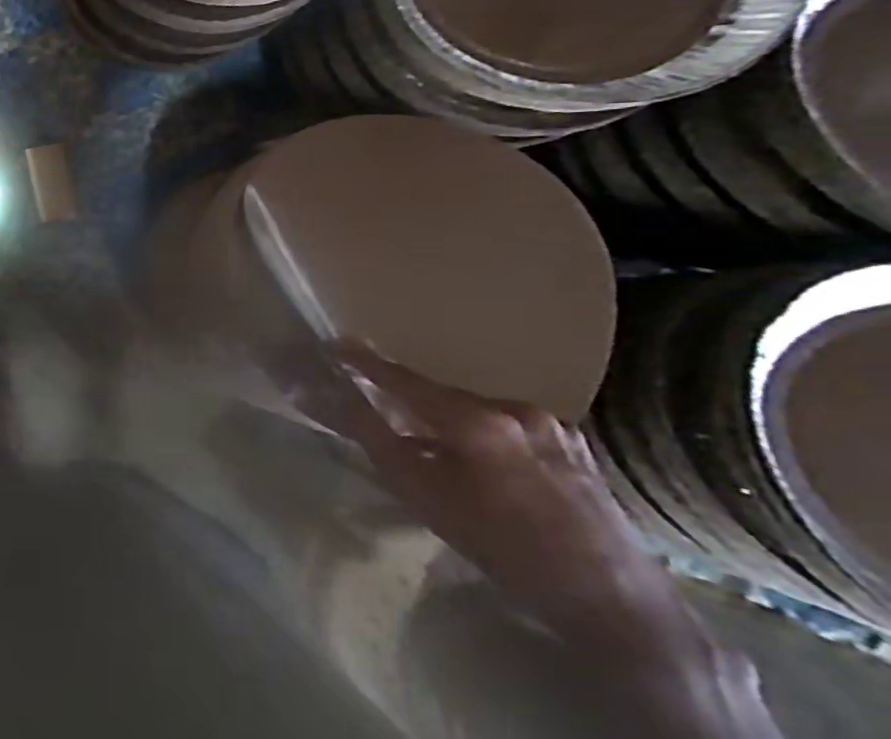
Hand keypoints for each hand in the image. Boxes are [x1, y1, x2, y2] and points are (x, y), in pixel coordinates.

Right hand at [321, 342, 642, 632]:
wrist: (614, 602)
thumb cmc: (503, 547)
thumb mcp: (423, 495)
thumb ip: (375, 440)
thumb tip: (335, 401)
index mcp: (474, 418)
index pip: (404, 380)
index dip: (366, 362)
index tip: (337, 345)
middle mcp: (514, 409)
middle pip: (442, 397)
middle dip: (409, 404)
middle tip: (383, 416)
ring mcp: (552, 428)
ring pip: (477, 415)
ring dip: (448, 427)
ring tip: (434, 456)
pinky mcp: (577, 451)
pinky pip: (510, 432)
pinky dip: (483, 441)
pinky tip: (482, 472)